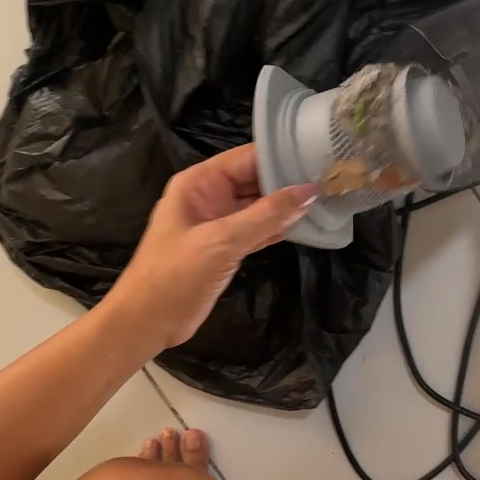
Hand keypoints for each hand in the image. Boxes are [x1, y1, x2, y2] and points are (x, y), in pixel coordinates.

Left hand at [105, 145, 319, 351]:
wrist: (147, 322)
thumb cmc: (175, 276)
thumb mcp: (221, 241)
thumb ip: (266, 215)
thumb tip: (309, 192)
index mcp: (199, 183)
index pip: (247, 158)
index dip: (281, 156)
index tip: (319, 157)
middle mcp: (209, 197)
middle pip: (256, 180)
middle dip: (289, 182)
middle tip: (332, 179)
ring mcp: (217, 224)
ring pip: (259, 207)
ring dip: (287, 207)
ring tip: (326, 200)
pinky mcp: (225, 249)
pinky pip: (257, 231)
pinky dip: (278, 229)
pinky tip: (305, 227)